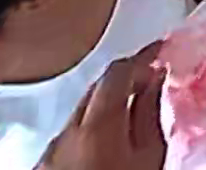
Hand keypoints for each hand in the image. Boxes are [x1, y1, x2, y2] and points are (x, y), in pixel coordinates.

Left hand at [36, 46, 166, 169]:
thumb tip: (156, 76)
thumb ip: (150, 109)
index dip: (143, 54)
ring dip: (108, 97)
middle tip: (154, 70)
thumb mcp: (150, 152)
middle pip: (95, 88)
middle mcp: (65, 133)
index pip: (117, 72)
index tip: (164, 47)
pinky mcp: (41, 168)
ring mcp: (47, 153)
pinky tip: (110, 129)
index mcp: (96, 123)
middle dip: (125, 74)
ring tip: (135, 99)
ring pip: (81, 110)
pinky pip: (70, 132)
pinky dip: (93, 120)